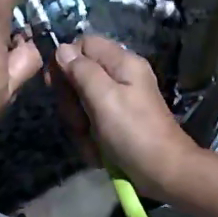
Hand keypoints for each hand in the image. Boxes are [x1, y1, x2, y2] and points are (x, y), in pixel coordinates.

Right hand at [53, 35, 200, 198]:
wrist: (162, 171)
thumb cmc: (133, 132)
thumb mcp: (104, 98)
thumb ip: (82, 71)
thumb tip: (62, 49)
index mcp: (122, 63)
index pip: (84, 44)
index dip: (65, 61)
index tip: (55, 85)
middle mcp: (121, 77)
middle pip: (80, 76)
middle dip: (72, 101)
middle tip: (79, 121)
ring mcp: (119, 102)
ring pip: (82, 104)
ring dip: (80, 125)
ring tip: (91, 140)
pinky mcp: (117, 123)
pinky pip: (91, 123)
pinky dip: (90, 138)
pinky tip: (98, 150)